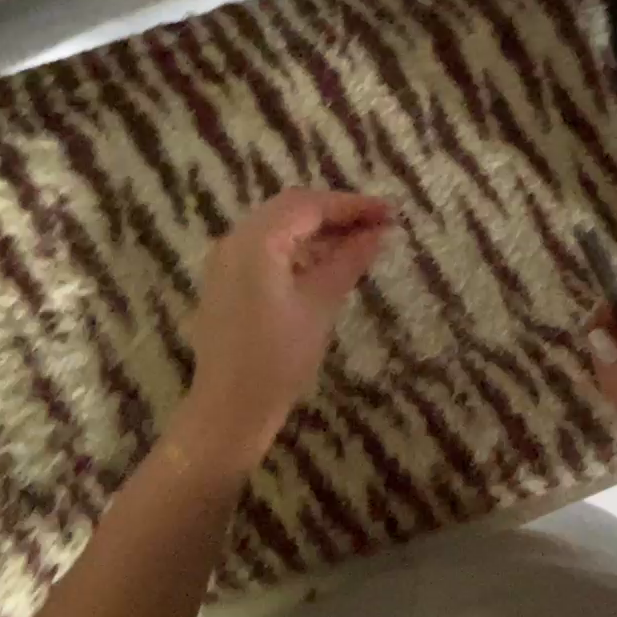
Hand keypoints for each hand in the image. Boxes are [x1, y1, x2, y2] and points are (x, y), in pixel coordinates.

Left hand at [178, 189, 393, 474]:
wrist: (229, 410)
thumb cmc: (278, 359)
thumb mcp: (320, 305)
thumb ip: (348, 261)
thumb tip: (378, 233)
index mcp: (255, 240)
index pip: (309, 206)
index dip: (352, 205)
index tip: (389, 212)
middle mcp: (235, 239)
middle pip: (292, 208)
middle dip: (336, 212)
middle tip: (378, 223)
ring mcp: (226, 259)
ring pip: (278, 226)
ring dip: (318, 229)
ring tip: (360, 241)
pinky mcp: (226, 279)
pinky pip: (266, 247)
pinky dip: (298, 246)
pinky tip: (327, 261)